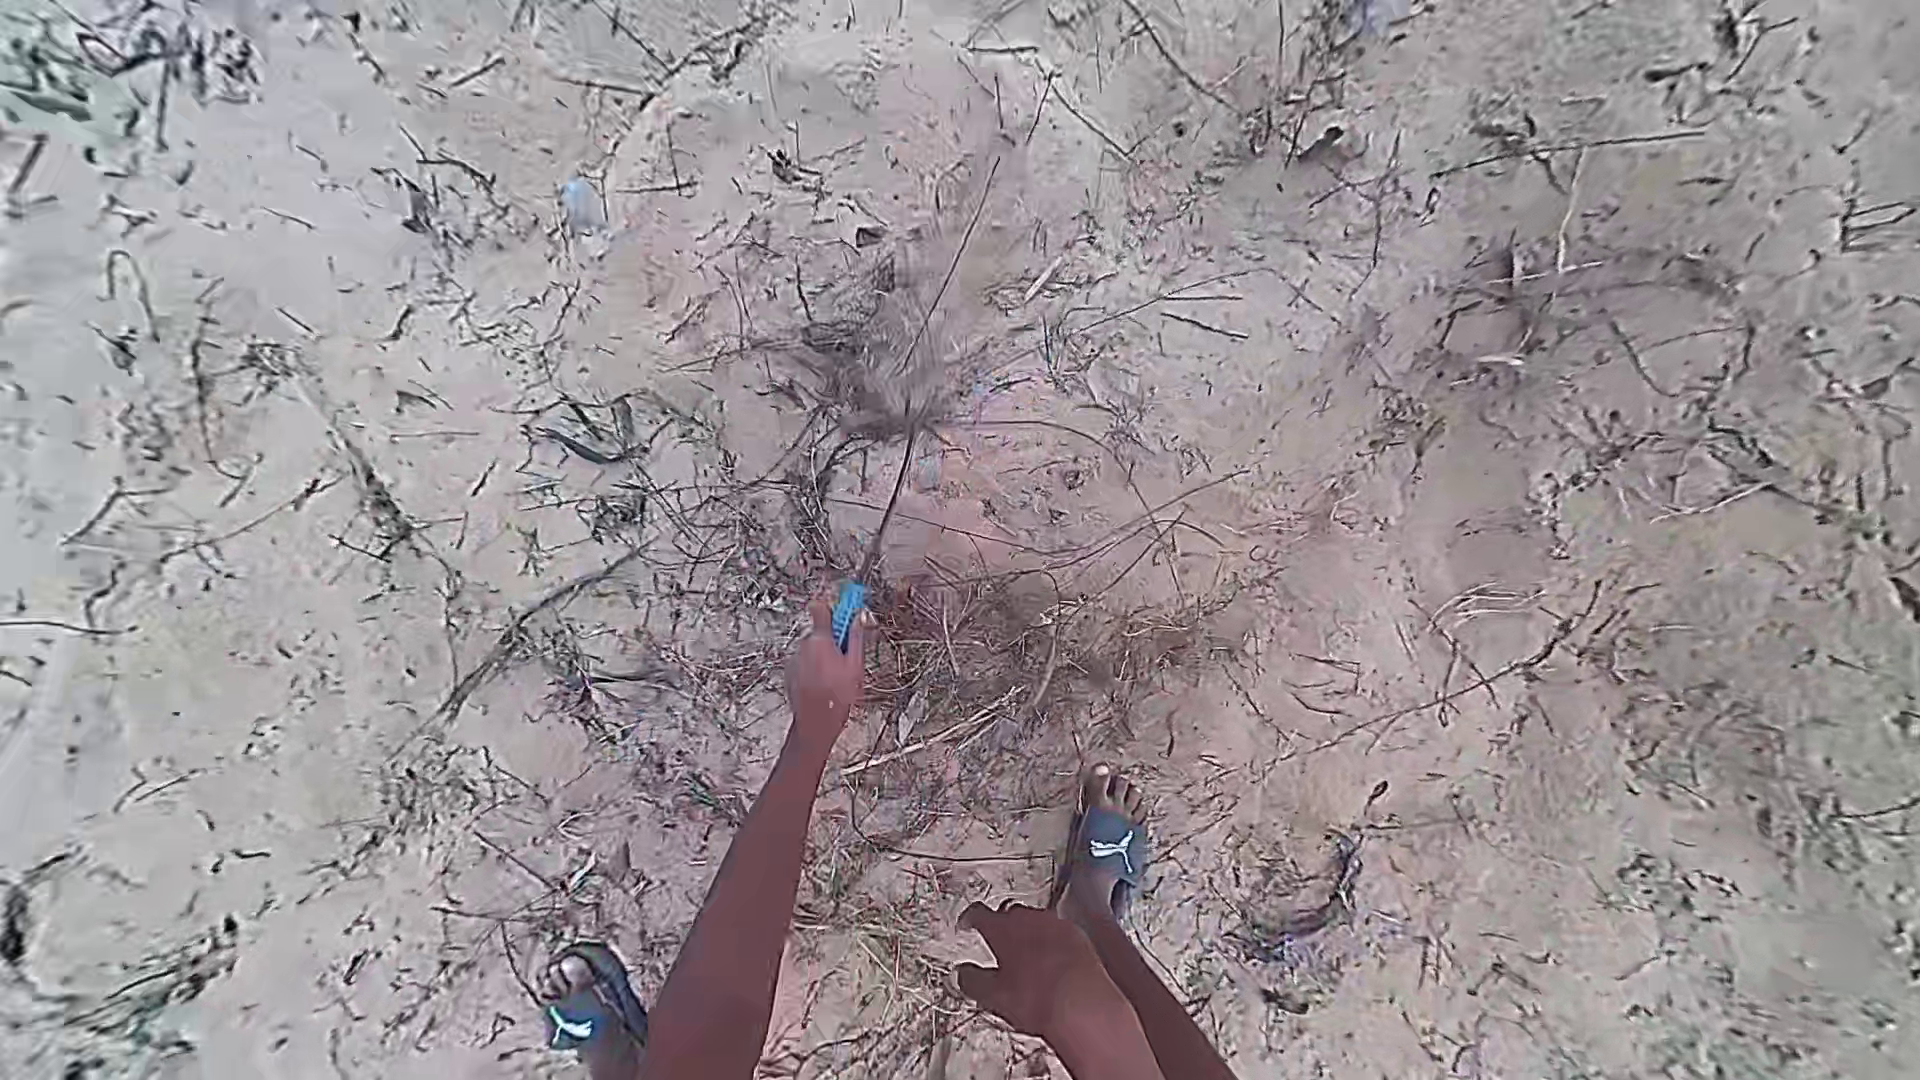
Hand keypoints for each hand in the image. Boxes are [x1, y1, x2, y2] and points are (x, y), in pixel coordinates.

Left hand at [784, 592, 866, 752]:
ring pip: (813, 649)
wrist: (816, 722)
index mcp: (821, 640)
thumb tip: (858, 619)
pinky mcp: (790, 672)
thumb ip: (856, 637)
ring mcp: (795, 660)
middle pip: (820, 632)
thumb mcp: (856, 665)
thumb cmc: (837, 696)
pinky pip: (805, 662)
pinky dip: (813, 667)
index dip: (835, 607)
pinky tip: (824, 682)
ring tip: (836, 675)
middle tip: (847, 654)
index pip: (822, 609)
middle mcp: (804, 646)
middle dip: (833, 638)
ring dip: (823, 655)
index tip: (847, 606)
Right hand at [954, 902, 1132, 1041]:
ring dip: (1027, 933)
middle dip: (1002, 927)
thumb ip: (973, 981)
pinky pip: (1057, 930)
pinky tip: (1052, 962)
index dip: (969, 918)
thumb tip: (961, 974)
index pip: (978, 913)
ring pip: (1033, 921)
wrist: (1081, 1003)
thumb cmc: (1037, 998)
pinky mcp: (1074, 932)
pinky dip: (1051, 941)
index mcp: (1001, 928)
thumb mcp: (994, 996)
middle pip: (1008, 913)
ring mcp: (1052, 922)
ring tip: (1027, 959)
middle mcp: (1026, 917)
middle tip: (999, 946)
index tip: (967, 923)